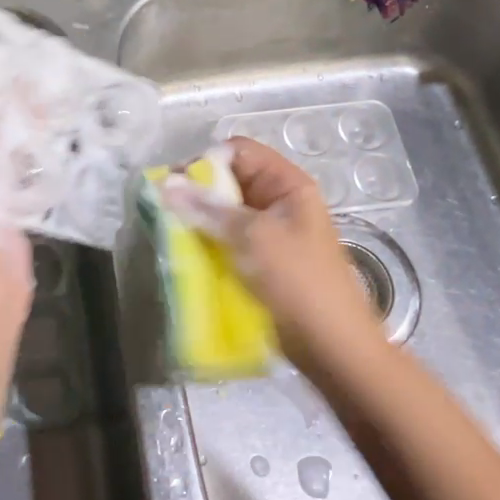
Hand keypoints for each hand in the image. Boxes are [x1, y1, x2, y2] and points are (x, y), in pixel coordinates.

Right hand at [187, 138, 377, 368]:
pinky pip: (227, 242)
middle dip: (196, 193)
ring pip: (225, 214)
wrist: (333, 348)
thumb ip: (208, 208)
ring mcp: (271, 234)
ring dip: (198, 221)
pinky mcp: (261, 263)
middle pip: (229, 181)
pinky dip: (207, 244)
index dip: (206, 161)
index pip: (238, 152)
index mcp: (288, 185)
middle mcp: (279, 203)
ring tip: (170, 233)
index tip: (175, 185)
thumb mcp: (253, 237)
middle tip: (165, 211)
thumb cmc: (299, 282)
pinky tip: (186, 255)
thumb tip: (166, 183)